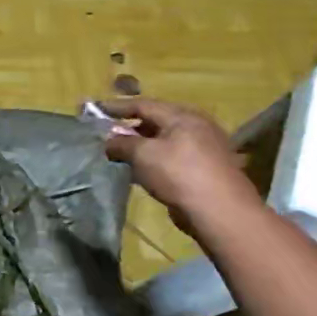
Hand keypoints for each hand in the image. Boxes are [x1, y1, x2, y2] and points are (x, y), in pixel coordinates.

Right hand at [100, 97, 257, 225]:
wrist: (220, 211)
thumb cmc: (179, 174)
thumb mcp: (144, 155)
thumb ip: (123, 143)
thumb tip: (108, 140)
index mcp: (182, 115)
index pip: (144, 104)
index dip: (118, 107)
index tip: (96, 109)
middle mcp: (196, 125)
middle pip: (157, 120)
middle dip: (132, 126)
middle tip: (109, 133)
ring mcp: (205, 147)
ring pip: (166, 140)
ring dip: (144, 145)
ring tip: (123, 153)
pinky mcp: (206, 168)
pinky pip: (174, 157)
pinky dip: (156, 159)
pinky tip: (144, 170)